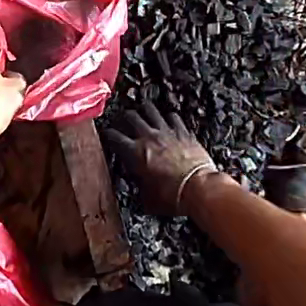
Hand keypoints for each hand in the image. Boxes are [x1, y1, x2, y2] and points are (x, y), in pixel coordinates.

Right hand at [104, 101, 222, 216]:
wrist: (198, 188)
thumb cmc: (173, 196)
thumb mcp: (147, 197)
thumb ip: (140, 185)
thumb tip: (140, 184)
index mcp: (135, 153)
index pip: (114, 136)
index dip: (108, 133)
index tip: (107, 133)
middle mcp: (148, 138)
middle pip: (131, 117)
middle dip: (124, 116)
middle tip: (123, 118)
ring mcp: (166, 132)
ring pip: (151, 110)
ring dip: (144, 109)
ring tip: (142, 109)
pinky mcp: (183, 132)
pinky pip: (173, 116)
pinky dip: (169, 116)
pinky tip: (168, 118)